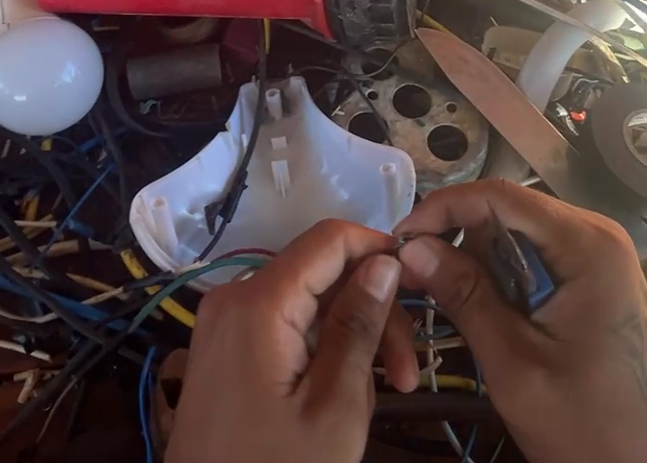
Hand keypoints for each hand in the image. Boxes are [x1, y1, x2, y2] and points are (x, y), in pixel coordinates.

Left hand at [167, 220, 420, 462]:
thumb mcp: (333, 408)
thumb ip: (359, 325)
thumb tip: (386, 260)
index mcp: (258, 302)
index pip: (329, 239)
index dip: (378, 249)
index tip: (420, 287)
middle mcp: (236, 297)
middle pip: (323, 274)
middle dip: (371, 312)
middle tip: (407, 375)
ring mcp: (226, 324)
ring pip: (309, 303)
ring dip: (351, 338)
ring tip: (381, 396)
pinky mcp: (226, 349)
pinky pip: (287, 326)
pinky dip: (321, 351)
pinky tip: (341, 396)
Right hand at [395, 180, 646, 462]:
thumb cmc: (590, 427)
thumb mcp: (516, 365)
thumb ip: (465, 296)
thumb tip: (411, 246)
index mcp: (587, 244)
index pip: (500, 195)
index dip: (444, 207)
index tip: (402, 237)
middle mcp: (597, 233)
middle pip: (510, 210)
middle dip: (459, 235)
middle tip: (417, 272)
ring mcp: (601, 254)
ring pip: (519, 232)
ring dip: (479, 257)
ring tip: (445, 295)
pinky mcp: (598, 276)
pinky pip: (537, 254)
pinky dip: (504, 273)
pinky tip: (486, 306)